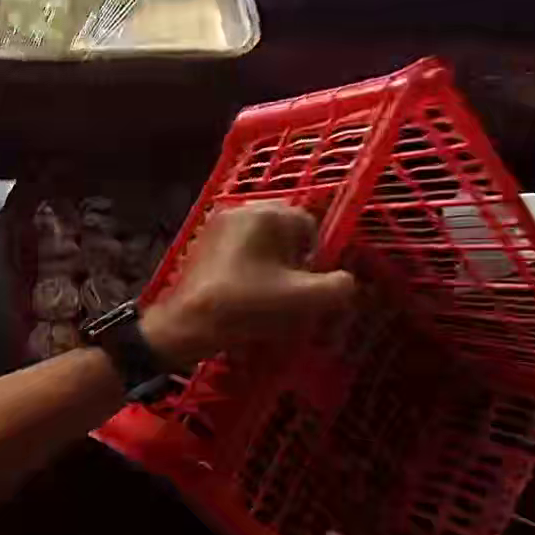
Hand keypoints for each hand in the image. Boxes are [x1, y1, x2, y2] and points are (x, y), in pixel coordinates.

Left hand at [141, 201, 355, 367]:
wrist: (187, 324)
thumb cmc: (246, 305)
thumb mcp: (304, 299)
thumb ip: (339, 287)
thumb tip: (346, 282)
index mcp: (267, 213)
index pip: (309, 227)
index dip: (312, 259)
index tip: (303, 286)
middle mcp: (241, 209)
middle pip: (283, 234)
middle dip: (291, 262)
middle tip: (285, 293)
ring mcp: (217, 225)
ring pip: (261, 245)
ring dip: (270, 268)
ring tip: (265, 298)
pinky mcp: (202, 244)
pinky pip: (238, 252)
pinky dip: (247, 271)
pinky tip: (243, 296)